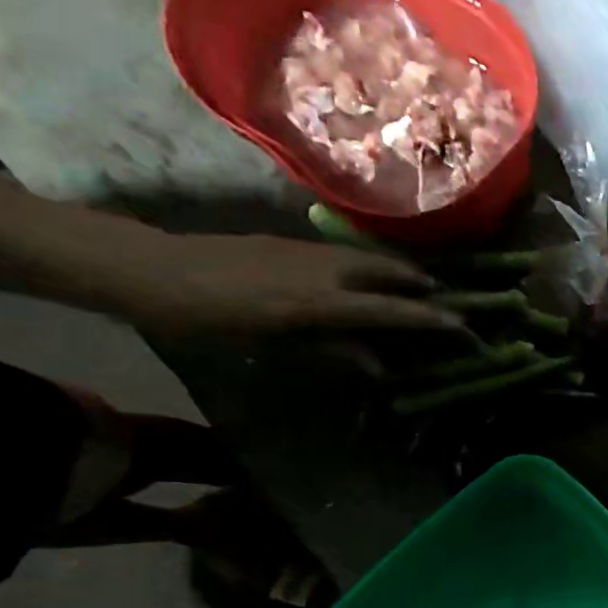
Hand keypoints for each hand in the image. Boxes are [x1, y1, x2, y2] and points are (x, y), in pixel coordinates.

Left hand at [109, 232, 466, 339]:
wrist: (146, 267)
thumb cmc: (206, 318)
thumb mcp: (272, 343)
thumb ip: (331, 349)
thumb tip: (380, 365)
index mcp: (318, 301)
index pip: (389, 310)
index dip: (427, 318)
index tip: (461, 324)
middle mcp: (320, 270)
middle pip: (385, 271)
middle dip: (419, 283)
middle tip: (443, 295)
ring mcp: (303, 250)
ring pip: (366, 257)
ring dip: (395, 269)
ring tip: (412, 281)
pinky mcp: (287, 241)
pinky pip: (342, 252)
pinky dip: (366, 263)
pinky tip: (362, 273)